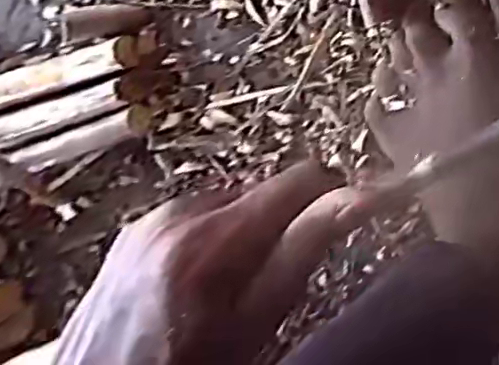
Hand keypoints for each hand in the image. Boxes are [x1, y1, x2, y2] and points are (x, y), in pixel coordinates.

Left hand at [54, 161, 363, 364]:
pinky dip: (215, 237)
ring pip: (237, 200)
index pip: (303, 176)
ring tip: (232, 286)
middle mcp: (176, 217)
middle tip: (272, 277)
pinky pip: (200, 214)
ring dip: (248, 229)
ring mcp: (150, 224)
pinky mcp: (134, 233)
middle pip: (269, 188)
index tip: (340, 221)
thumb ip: (308, 247)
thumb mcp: (255, 322)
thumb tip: (364, 195)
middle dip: (284, 221)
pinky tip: (202, 284)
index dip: (330, 196)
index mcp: (212, 238)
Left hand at [365, 0, 498, 290]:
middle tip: (426, 14)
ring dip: (400, 49)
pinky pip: (377, 106)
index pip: (459, 10)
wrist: (492, 229)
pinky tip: (387, 91)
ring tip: (407, 43)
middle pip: (416, 28)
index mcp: (478, 59)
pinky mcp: (395, 142)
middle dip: (419, 17)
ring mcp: (413, 107)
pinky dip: (381, 93)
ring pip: (393, 61)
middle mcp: (439, 74)